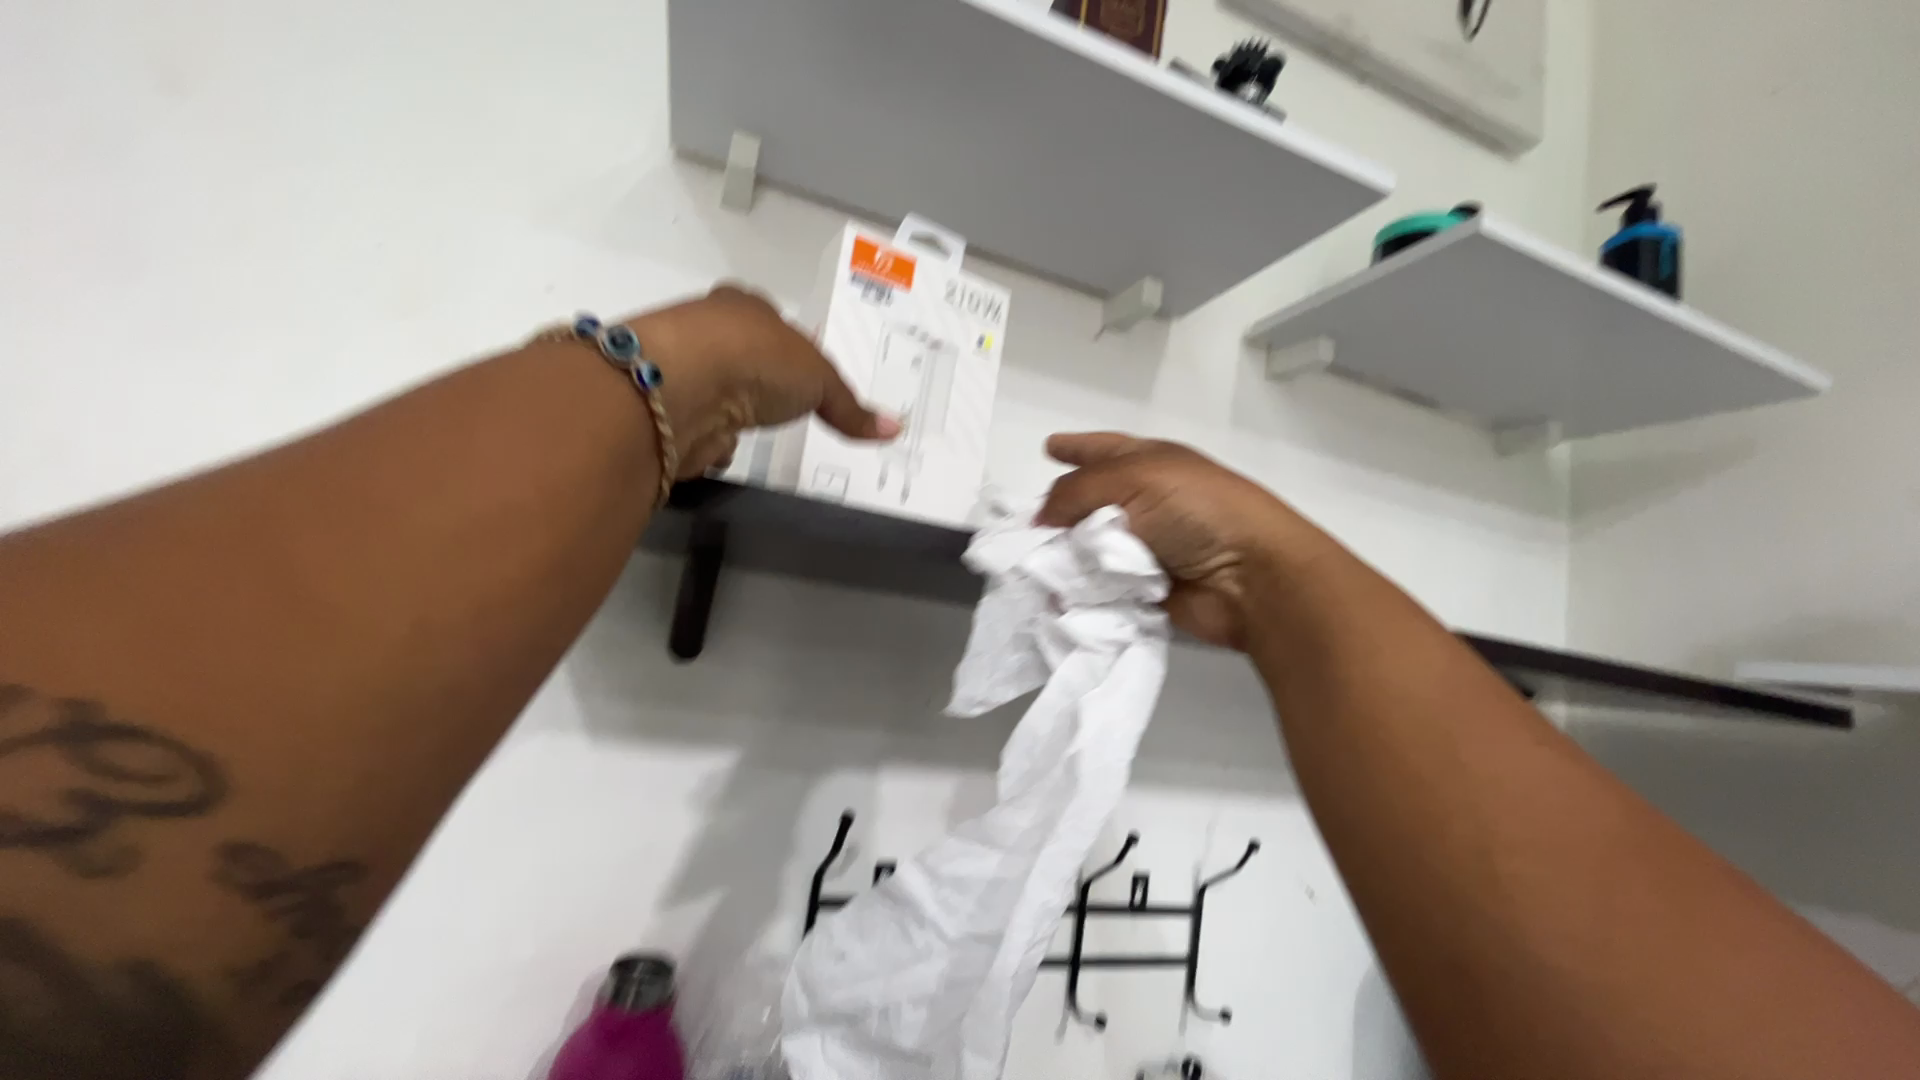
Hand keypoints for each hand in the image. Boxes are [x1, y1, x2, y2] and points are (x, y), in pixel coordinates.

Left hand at [626, 285, 899, 476]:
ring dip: (730, 412)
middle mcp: (707, 330)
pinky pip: (697, 426)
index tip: (800, 373)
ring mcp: (682, 370)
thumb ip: (851, 408)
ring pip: (716, 392)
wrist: (681, 385)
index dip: (787, 347)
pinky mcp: (665, 409)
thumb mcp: (820, 380)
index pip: (769, 321)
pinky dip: (710, 440)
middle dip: (757, 381)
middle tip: (780, 405)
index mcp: (744, 306)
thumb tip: (894, 429)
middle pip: (740, 358)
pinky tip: (721, 447)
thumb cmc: (758, 359)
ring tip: (753, 429)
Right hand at [1037, 433, 1336, 649]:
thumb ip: (1078, 491)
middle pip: (1090, 501)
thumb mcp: (1135, 479)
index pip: (1103, 449)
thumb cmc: (1198, 512)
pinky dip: (1078, 588)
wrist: (1252, 578)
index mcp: (1150, 463)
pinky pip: (1100, 585)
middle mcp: (1147, 501)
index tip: (1048, 447)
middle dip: (1058, 510)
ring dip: (1063, 555)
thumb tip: (1041, 519)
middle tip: (1024, 522)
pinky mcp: (1145, 588)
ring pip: (1090, 547)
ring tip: (1029, 563)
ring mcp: (1147, 546)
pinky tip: (1052, 592)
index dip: (1076, 447)